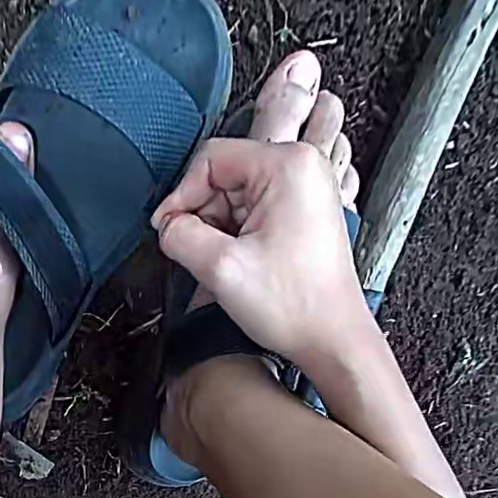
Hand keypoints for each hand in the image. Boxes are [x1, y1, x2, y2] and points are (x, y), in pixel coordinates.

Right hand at [150, 138, 375, 372]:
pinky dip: (235, 240)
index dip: (181, 197)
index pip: (211, 159)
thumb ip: (180, 237)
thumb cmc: (297, 306)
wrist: (331, 339)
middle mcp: (301, 170)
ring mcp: (304, 193)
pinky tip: (242, 266)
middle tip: (203, 256)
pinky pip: (251, 215)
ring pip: (234, 200)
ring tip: (229, 266)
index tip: (170, 230)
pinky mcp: (301, 216)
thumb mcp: (221, 268)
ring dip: (218, 233)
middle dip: (202, 218)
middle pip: (222, 178)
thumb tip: (166, 226)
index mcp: (288, 167)